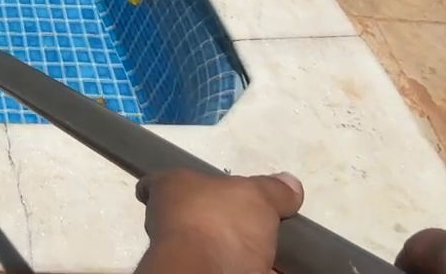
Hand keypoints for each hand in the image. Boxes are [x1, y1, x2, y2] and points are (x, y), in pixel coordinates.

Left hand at [133, 167, 303, 273]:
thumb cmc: (218, 222)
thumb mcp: (253, 196)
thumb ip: (270, 189)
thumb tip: (289, 181)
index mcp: (166, 188)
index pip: (156, 184)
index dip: (179, 187)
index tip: (206, 194)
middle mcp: (166, 217)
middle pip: (189, 215)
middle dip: (219, 223)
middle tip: (253, 228)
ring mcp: (180, 250)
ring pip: (210, 247)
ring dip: (237, 251)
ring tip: (273, 254)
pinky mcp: (198, 270)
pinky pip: (226, 267)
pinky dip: (247, 268)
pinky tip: (274, 270)